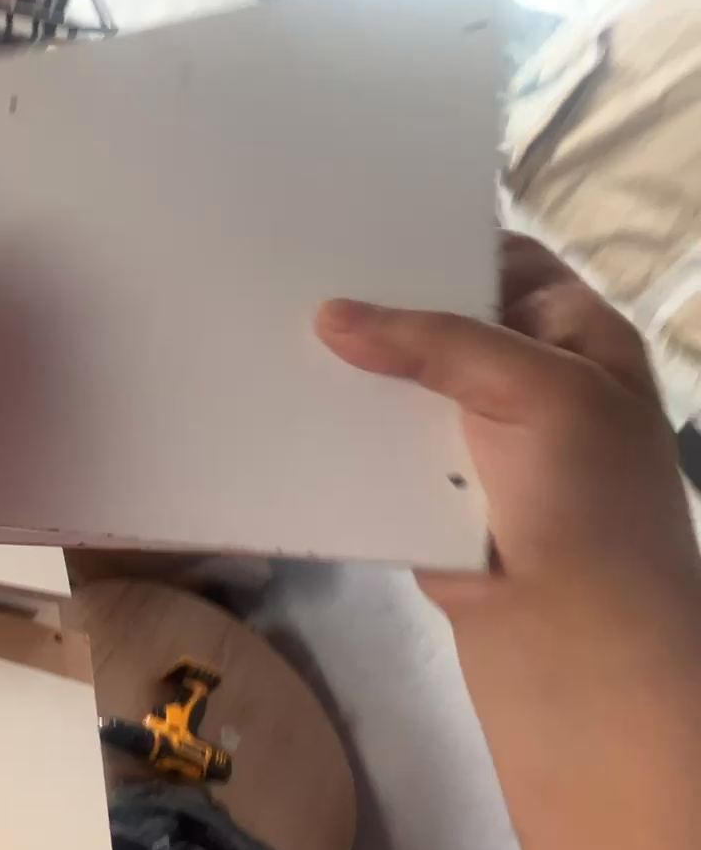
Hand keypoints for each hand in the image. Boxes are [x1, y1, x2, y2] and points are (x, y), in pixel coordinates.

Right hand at [313, 233, 700, 651]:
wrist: (556, 616)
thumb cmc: (579, 495)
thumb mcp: (539, 393)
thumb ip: (439, 344)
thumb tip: (328, 314)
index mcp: (568, 337)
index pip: (499, 263)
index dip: (436, 243)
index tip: (355, 233)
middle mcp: (511, 374)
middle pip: (430, 319)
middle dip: (368, 305)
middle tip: (291, 283)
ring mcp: (458, 426)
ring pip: (389, 377)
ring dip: (340, 365)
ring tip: (269, 335)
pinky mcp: (411, 471)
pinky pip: (364, 430)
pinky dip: (329, 417)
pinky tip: (281, 400)